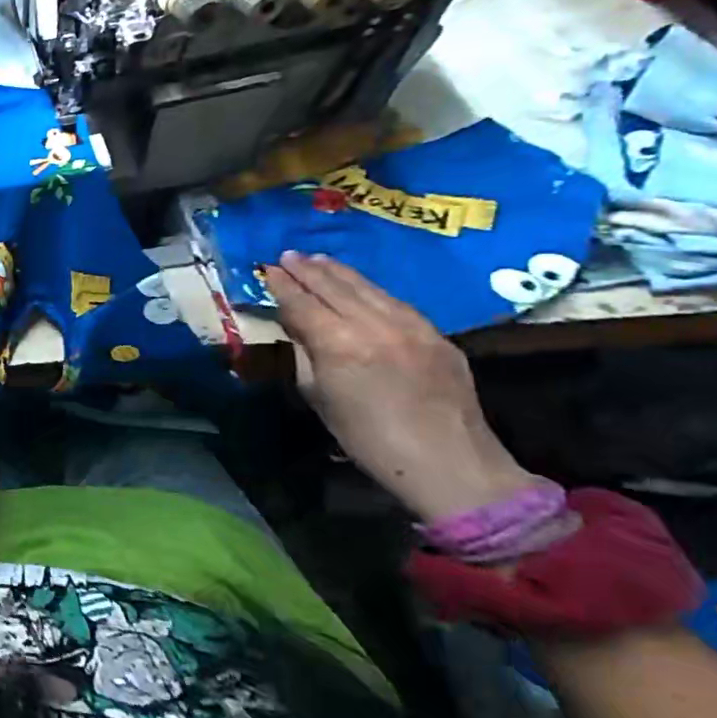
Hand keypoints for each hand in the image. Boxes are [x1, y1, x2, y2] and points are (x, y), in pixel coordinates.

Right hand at [264, 251, 534, 522]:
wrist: (448, 462)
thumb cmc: (366, 437)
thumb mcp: (318, 396)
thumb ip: (305, 353)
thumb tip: (295, 325)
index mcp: (338, 343)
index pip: (302, 302)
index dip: (283, 285)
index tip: (268, 269)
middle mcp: (374, 324)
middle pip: (334, 286)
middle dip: (308, 270)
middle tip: (288, 255)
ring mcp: (411, 325)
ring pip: (367, 287)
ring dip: (338, 272)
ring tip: (318, 259)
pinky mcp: (436, 334)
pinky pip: (395, 301)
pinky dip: (370, 288)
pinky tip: (360, 284)